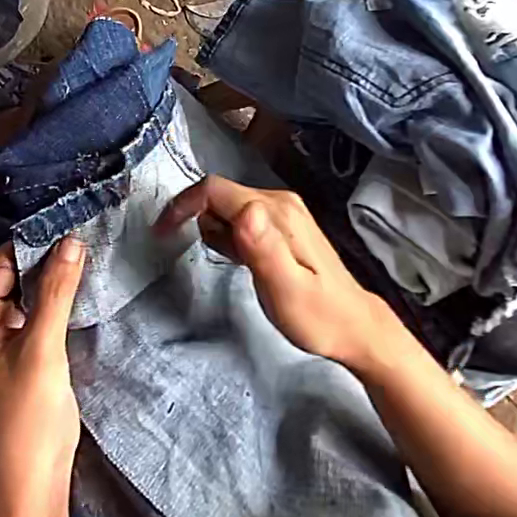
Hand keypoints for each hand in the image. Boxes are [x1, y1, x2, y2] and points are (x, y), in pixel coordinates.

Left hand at [0, 238, 85, 512]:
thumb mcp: (42, 349)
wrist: (30, 486)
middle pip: (11, 278)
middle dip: (46, 258)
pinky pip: (34, 317)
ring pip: (25, 297)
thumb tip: (72, 241)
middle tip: (86, 232)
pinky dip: (54, 303)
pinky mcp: (18, 359)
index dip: (34, 241)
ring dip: (52, 281)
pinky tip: (81, 290)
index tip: (72, 218)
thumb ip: (56, 292)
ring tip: (89, 253)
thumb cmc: (26, 419)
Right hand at [155, 175, 398, 371]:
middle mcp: (280, 202)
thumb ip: (263, 250)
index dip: (183, 206)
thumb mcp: (287, 290)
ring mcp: (284, 210)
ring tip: (238, 266)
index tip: (162, 234)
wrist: (354, 325)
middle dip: (201, 222)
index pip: (215, 190)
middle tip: (219, 262)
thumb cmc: (318, 317)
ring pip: (228, 206)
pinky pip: (241, 217)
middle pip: (219, 195)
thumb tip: (242, 212)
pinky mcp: (283, 223)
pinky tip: (245, 262)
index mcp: (277, 212)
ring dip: (218, 232)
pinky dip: (230, 237)